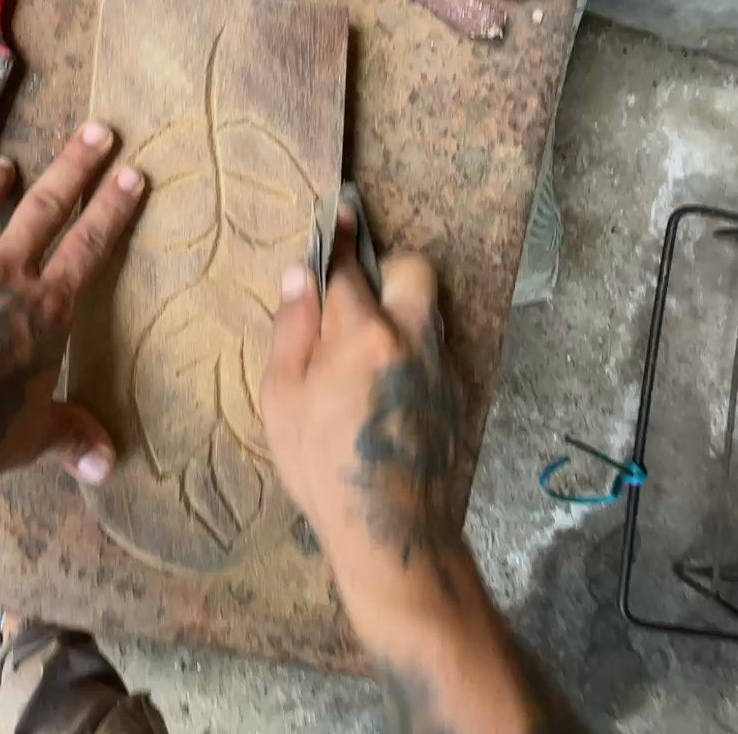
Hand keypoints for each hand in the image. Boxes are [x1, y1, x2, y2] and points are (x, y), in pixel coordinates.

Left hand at [0, 121, 144, 490]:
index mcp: (44, 306)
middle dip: (76, 167)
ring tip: (6, 162)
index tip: (133, 172)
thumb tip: (108, 465)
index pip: (91, 246)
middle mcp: (3, 271)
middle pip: (47, 207)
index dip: (114, 208)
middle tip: (98, 129)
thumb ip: (70, 436)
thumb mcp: (31, 436)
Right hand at [259, 210, 467, 613]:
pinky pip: (433, 344)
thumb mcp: (283, 397)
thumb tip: (301, 273)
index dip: (339, 234)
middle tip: (358, 294)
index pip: (350, 266)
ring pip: (427, 307)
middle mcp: (410, 338)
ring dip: (399, 306)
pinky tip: (384, 381)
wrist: (392, 529)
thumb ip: (293, 329)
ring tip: (366, 342)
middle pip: (415, 269)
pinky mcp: (454, 390)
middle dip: (388, 266)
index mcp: (363, 335)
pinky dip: (409, 344)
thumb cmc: (321, 463)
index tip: (339, 208)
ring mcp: (440, 365)